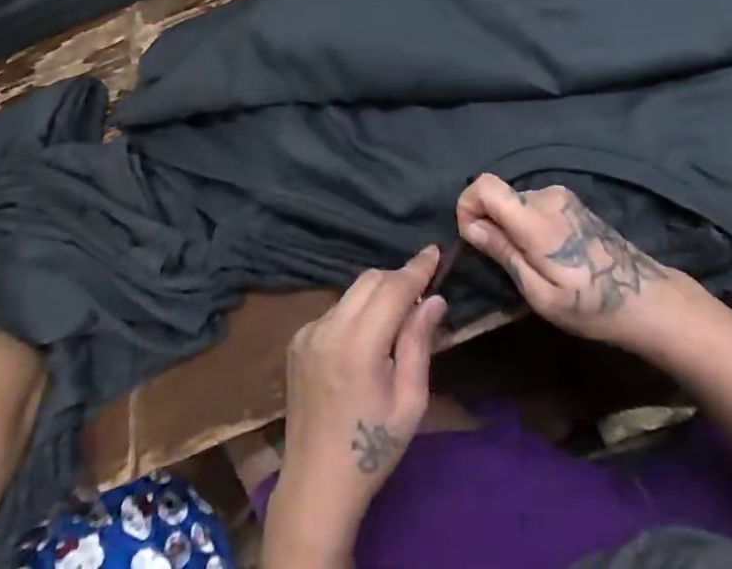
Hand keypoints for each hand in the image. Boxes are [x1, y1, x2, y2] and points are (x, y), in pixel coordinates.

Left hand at [267, 246, 448, 562]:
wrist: (317, 480)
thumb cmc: (373, 447)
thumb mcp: (410, 400)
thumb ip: (419, 343)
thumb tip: (434, 299)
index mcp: (358, 344)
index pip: (392, 288)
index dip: (416, 268)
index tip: (435, 252)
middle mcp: (327, 328)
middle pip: (368, 281)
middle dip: (397, 279)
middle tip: (422, 292)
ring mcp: (307, 332)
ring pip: (350, 294)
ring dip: (376, 295)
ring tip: (397, 320)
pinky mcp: (297, 341)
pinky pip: (334, 312)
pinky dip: (355, 313)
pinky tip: (366, 342)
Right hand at [456, 175, 709, 353]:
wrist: (649, 301)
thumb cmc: (592, 306)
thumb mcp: (540, 295)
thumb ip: (504, 254)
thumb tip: (471, 227)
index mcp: (536, 219)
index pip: (484, 185)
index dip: (467, 206)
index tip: (474, 238)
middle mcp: (547, 197)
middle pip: (498, 196)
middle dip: (490, 223)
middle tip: (505, 263)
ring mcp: (563, 198)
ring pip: (514, 202)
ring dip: (509, 226)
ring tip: (530, 264)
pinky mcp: (572, 204)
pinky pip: (533, 206)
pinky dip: (526, 225)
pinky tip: (548, 255)